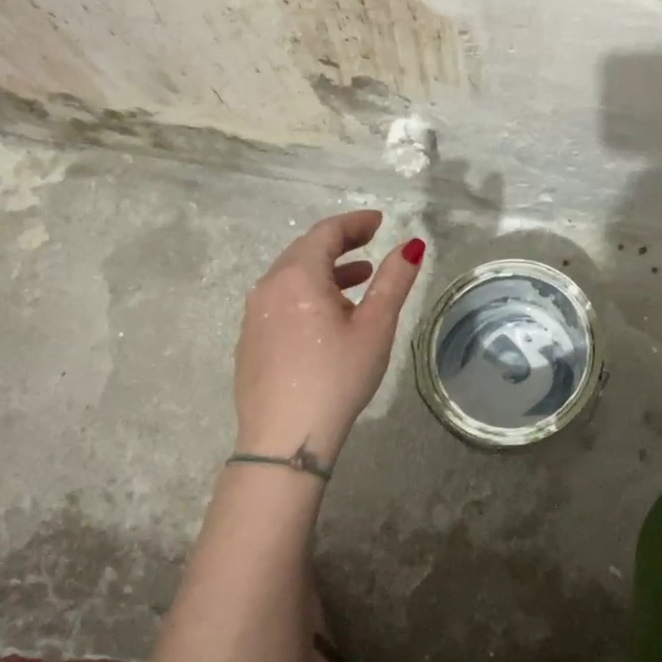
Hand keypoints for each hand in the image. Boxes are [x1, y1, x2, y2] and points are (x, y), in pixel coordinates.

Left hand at [234, 211, 424, 460]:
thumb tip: (411, 245)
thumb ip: (393, 281)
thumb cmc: (337, 376)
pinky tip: (328, 316)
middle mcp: (268, 287)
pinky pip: (281, 301)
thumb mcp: (375, 326)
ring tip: (359, 278)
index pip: (326, 233)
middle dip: (339, 243)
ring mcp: (254, 316)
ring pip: (291, 277)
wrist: (284, 440)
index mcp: (297, 276)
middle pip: (304, 251)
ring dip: (325, 270)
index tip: (379, 221)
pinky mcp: (250, 342)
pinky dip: (307, 293)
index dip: (355, 222)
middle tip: (370, 241)